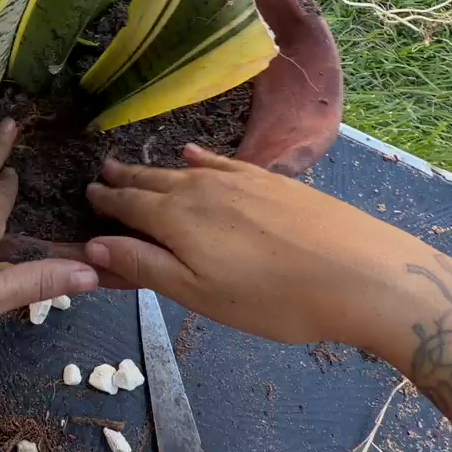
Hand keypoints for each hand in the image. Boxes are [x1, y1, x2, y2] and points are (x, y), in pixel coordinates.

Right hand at [82, 144, 449, 350]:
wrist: (364, 274)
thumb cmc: (273, 297)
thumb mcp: (199, 293)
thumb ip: (144, 265)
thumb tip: (93, 244)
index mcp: (175, 218)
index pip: (127, 204)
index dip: (105, 201)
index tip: (87, 193)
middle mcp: (198, 188)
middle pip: (150, 181)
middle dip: (123, 178)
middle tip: (102, 173)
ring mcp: (237, 180)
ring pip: (181, 171)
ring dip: (152, 170)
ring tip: (134, 166)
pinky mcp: (270, 180)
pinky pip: (219, 161)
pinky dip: (198, 158)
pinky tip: (191, 154)